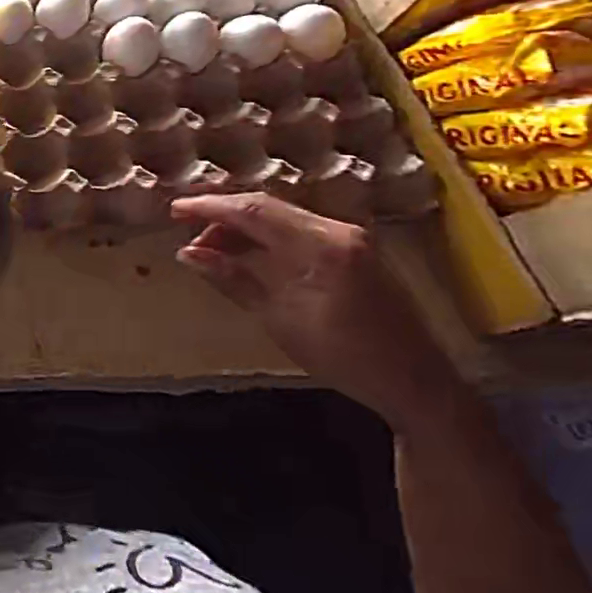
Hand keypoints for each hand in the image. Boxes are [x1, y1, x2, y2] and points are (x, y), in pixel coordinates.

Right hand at [171, 193, 467, 432]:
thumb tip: (186, 253)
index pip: (252, 210)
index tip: (173, 211)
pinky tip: (243, 254)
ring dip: (241, 227)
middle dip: (221, 215)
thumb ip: (232, 278)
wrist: (418, 385)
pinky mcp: (353, 251)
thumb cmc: (344, 356)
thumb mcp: (278, 318)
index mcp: (322, 245)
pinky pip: (296, 230)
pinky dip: (264, 236)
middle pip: (266, 207)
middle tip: (185, 229)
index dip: (208, 207)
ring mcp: (349, 239)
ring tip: (209, 249)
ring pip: (279, 217)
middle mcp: (338, 231)